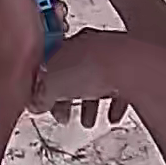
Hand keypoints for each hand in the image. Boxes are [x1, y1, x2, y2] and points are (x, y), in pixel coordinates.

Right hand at [31, 28, 165, 126]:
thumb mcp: (52, 86)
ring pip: (95, 79)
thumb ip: (40, 95)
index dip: (44, 87)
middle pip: (72, 71)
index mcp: (66, 43)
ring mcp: (111, 54)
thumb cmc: (91, 68)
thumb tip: (33, 102)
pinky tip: (112, 116)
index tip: (45, 104)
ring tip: (88, 121)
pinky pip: (120, 85)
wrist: (130, 65)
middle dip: (67, 95)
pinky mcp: (132, 66)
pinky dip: (114, 102)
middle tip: (64, 114)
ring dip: (89, 101)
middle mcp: (88, 44)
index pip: (49, 64)